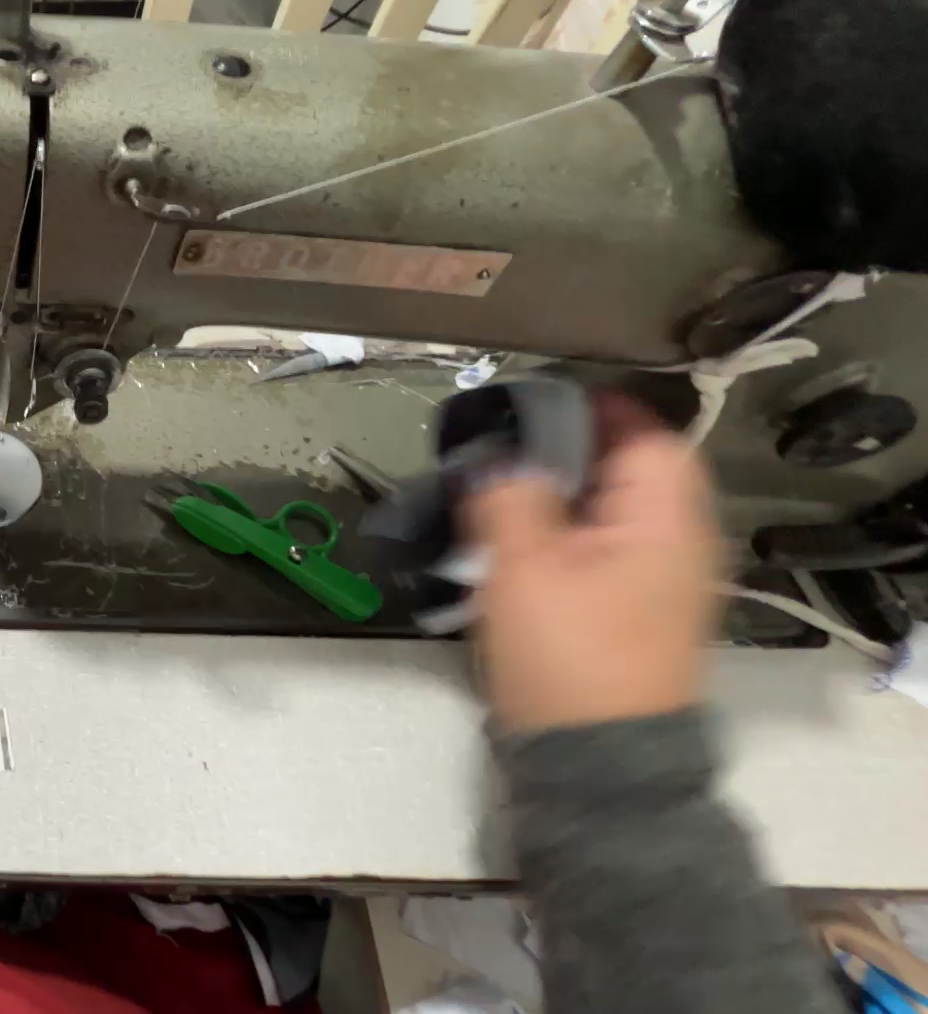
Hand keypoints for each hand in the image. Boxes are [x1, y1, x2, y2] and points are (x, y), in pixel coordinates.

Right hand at [465, 409, 720, 729]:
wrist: (589, 753)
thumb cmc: (565, 651)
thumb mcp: (525, 566)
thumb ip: (509, 498)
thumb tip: (494, 456)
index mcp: (663, 523)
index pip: (644, 436)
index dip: (591, 409)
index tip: (523, 404)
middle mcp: (671, 542)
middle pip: (621, 470)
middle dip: (557, 450)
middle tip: (490, 447)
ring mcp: (649, 576)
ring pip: (600, 507)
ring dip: (547, 490)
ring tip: (486, 488)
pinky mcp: (621, 603)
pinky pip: (589, 542)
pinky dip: (550, 526)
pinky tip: (503, 535)